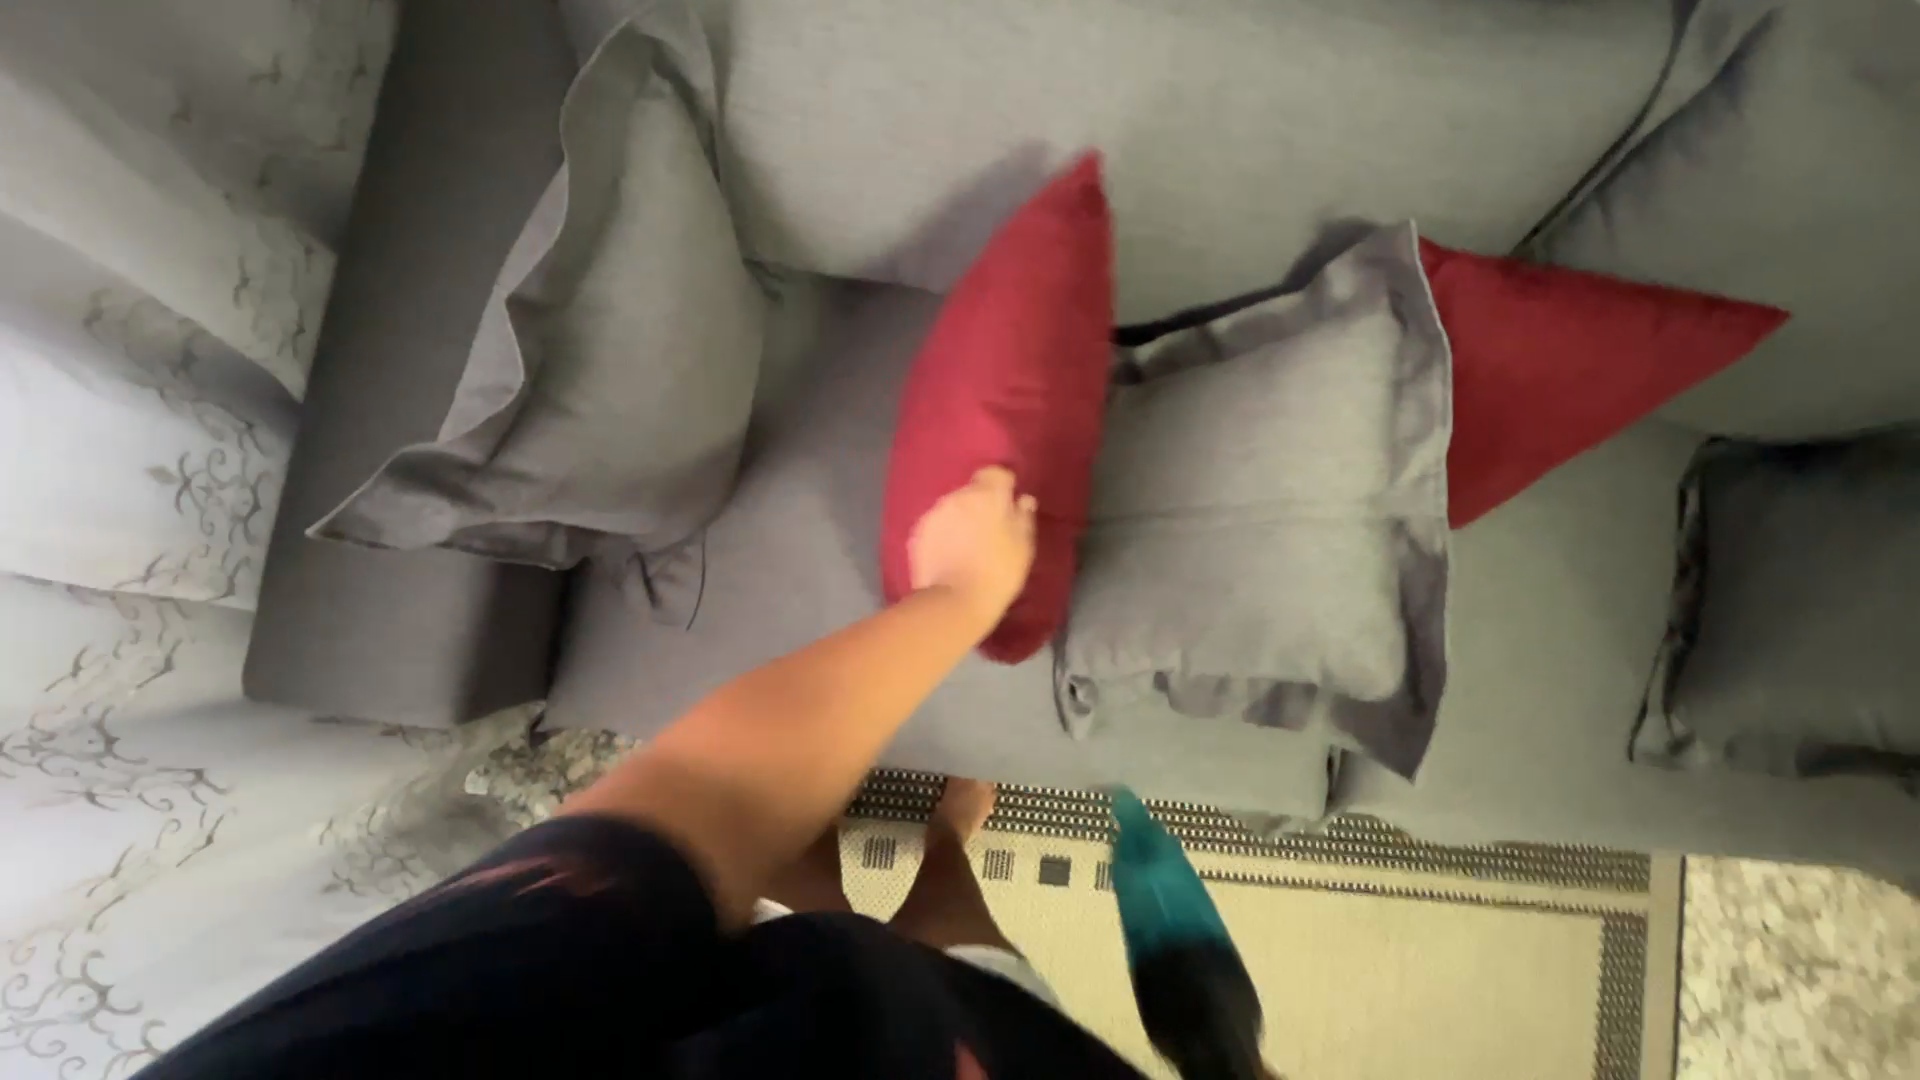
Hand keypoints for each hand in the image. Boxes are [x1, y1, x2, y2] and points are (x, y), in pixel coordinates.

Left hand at [908, 467, 1037, 634]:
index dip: (1002, 486)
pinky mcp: (918, 532)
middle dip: (979, 504)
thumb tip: (1023, 499)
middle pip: (971, 491)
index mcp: (988, 494)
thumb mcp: (1023, 546)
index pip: (995, 472)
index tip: (1007, 503)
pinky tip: (948, 554)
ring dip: (959, 518)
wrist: (955, 600)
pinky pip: (935, 525)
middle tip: (988, 529)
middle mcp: (957, 496)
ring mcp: (934, 513)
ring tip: (966, 544)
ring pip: (951, 507)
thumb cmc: (999, 572)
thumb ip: (1024, 517)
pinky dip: (942, 533)